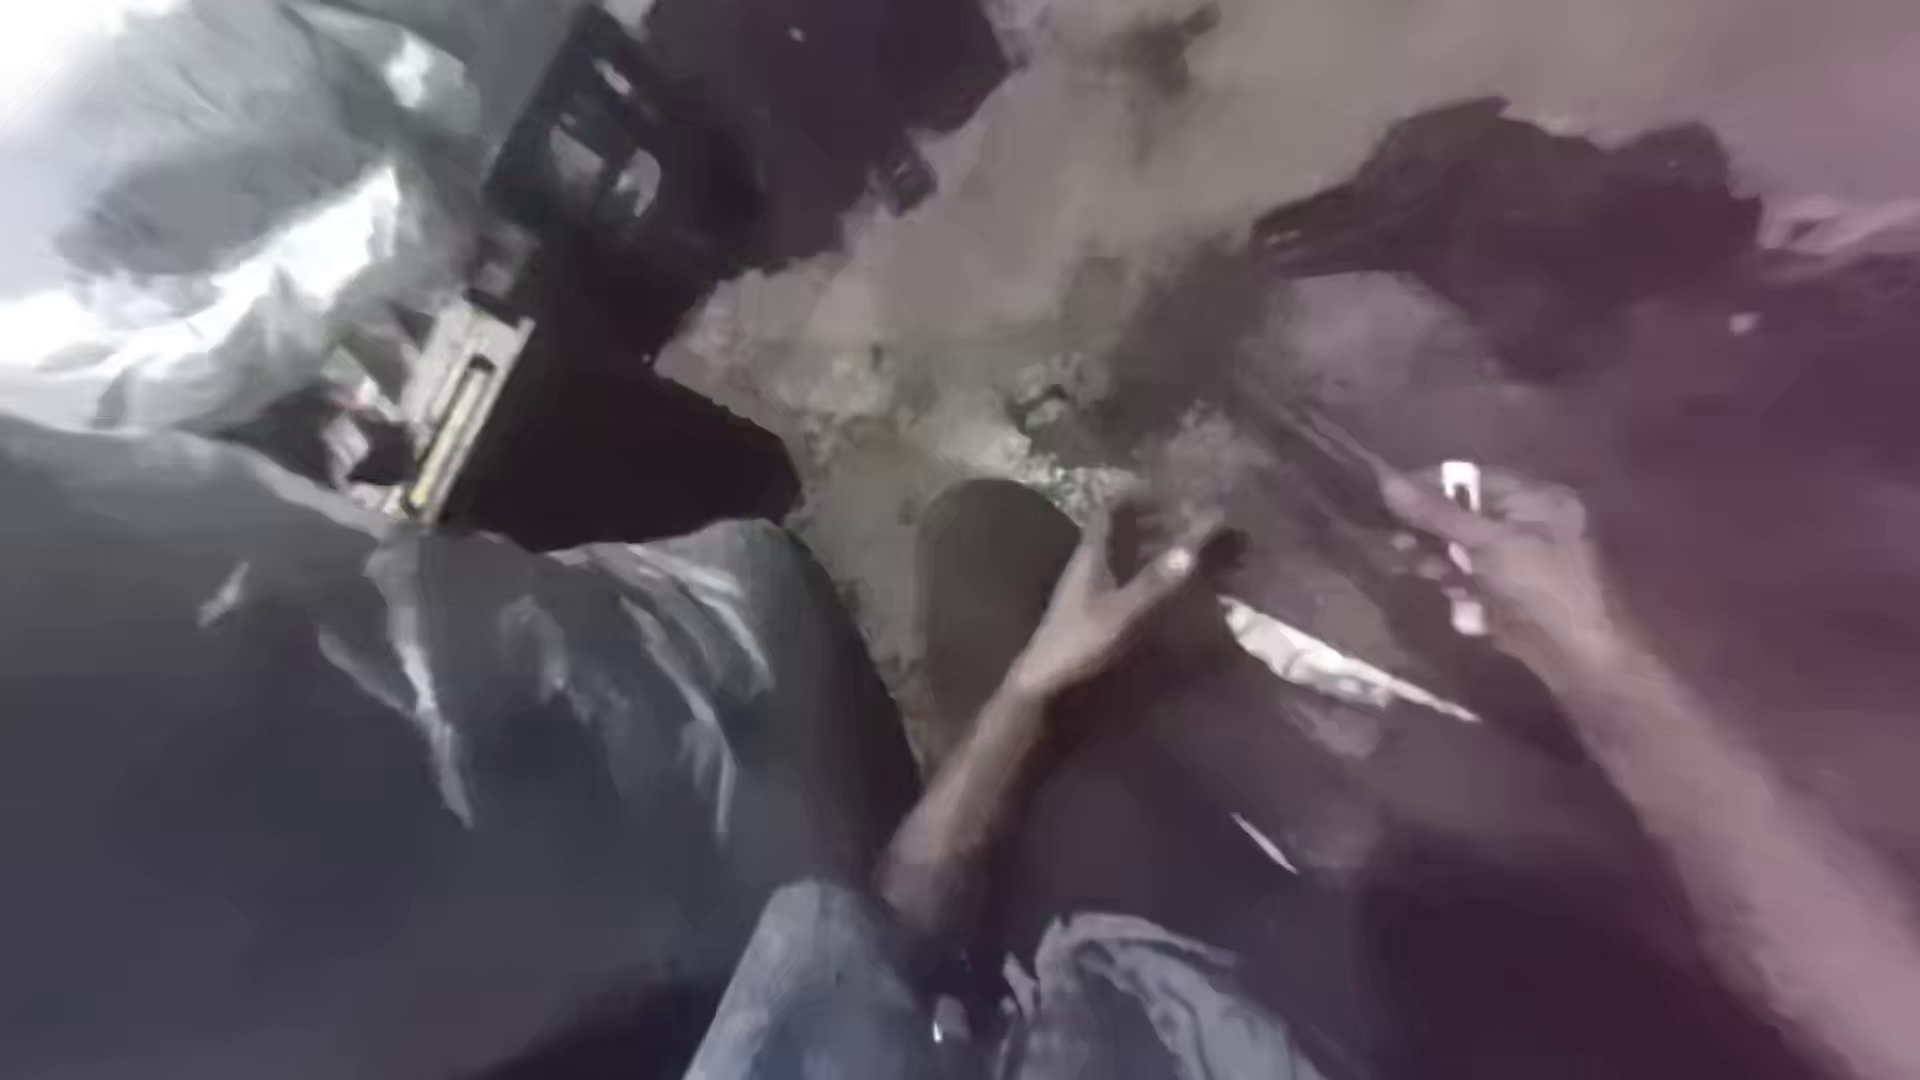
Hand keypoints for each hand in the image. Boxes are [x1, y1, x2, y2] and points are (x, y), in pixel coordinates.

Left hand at [1007, 499, 1221, 698]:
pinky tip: (1170, 587)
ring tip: (1189, 550)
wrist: (1045, 681)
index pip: (1110, 510)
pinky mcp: (1094, 609)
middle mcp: (1089, 563)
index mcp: (1092, 555)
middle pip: (1121, 529)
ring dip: (1153, 547)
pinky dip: (1148, 574)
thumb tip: (1191, 548)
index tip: (1172, 492)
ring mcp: (1090, 586)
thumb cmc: (1080, 643)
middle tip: (1192, 521)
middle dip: (1155, 520)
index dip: (1138, 496)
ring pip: (1124, 554)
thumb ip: (1156, 582)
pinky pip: (1125, 578)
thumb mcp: (1123, 613)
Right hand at [1382, 467, 1616, 656]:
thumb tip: (1385, 481)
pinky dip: (1450, 578)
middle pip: (1457, 511)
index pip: (1468, 477)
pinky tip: (1452, 592)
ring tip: (1426, 573)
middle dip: (1426, 528)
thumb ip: (1434, 512)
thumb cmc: (1537, 585)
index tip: (1387, 500)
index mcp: (1534, 497)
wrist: (1575, 652)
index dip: (1425, 486)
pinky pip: (1463, 569)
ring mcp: (1514, 552)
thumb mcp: (1483, 542)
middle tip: (1400, 543)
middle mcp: (1526, 518)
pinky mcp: (1503, 581)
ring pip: (1454, 543)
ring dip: (1433, 556)